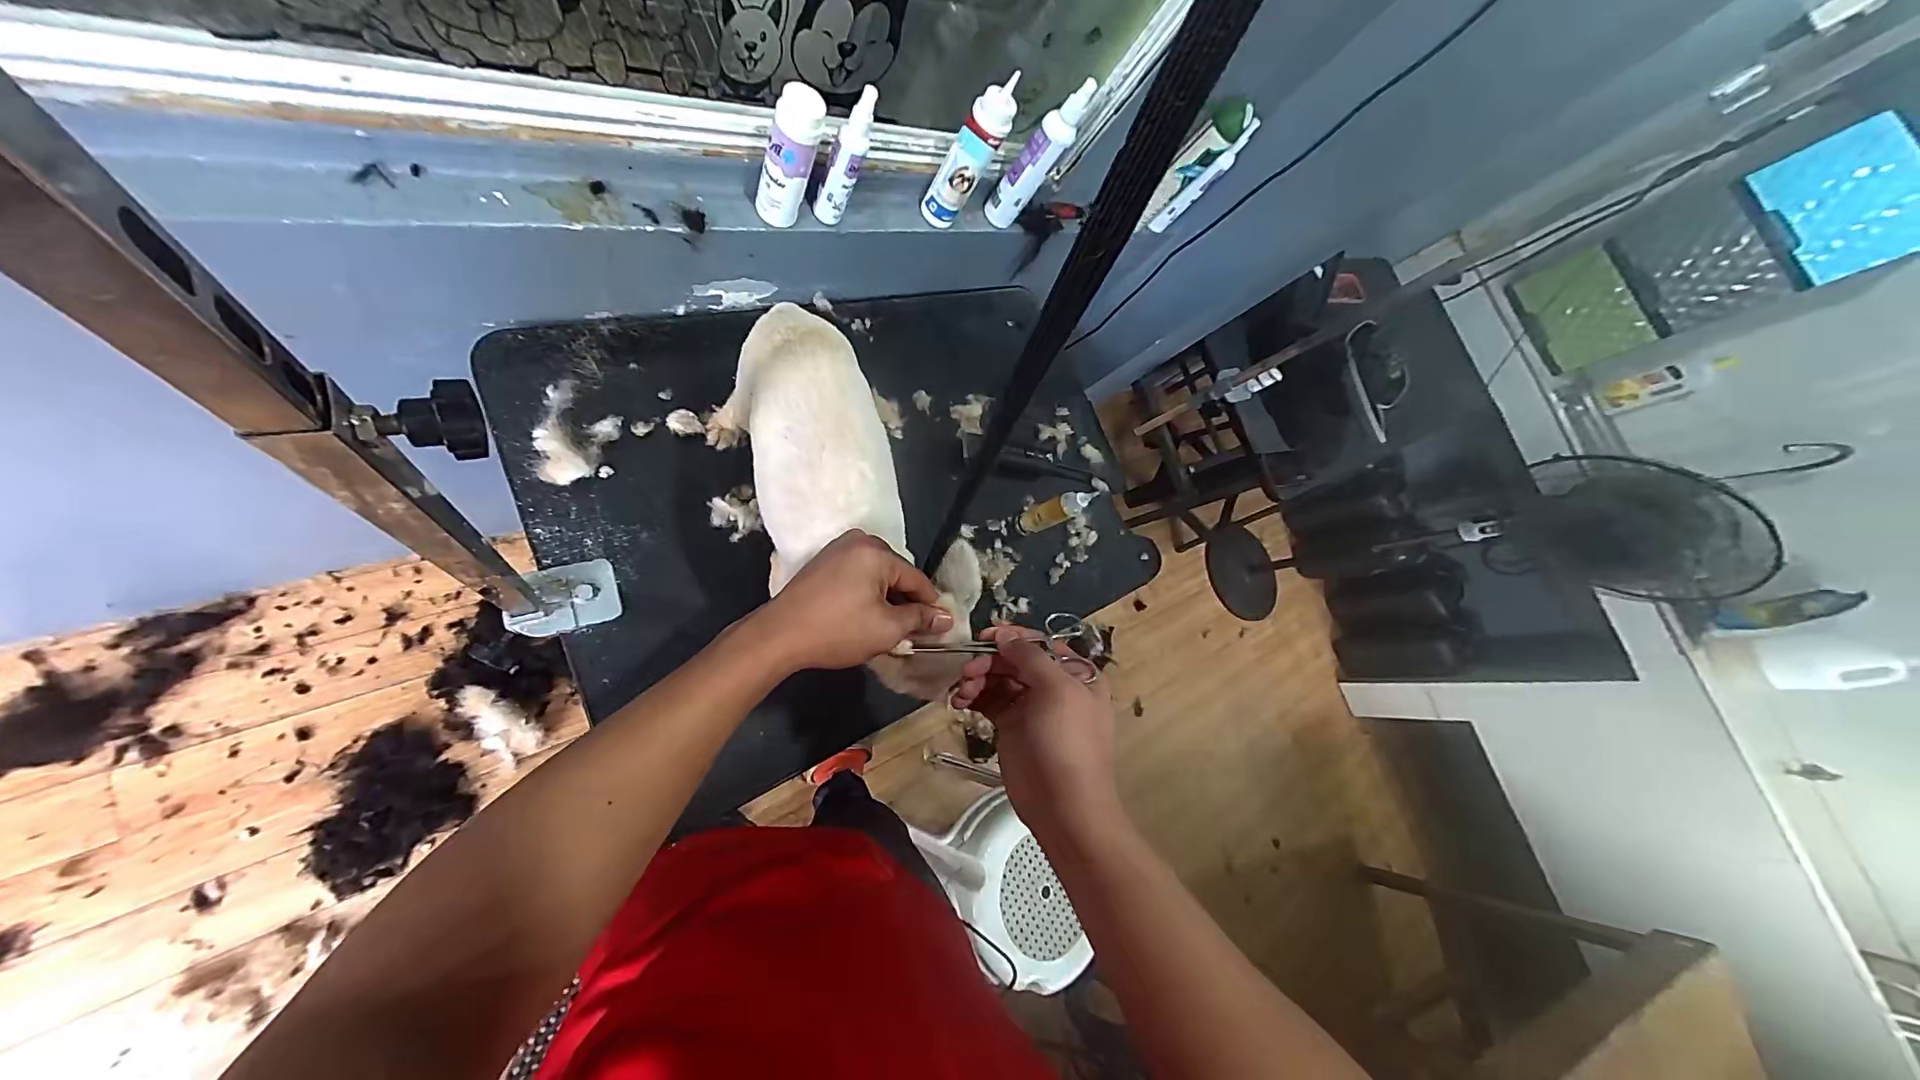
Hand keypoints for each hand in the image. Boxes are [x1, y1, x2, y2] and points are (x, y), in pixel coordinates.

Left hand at [746, 530, 953, 671]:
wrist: (779, 636)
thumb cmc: (835, 631)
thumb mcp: (887, 629)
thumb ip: (920, 619)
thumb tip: (943, 617)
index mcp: (876, 552)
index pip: (917, 580)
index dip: (931, 606)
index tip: (940, 627)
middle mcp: (858, 542)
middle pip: (897, 575)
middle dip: (906, 602)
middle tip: (912, 632)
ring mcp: (837, 550)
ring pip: (877, 576)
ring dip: (886, 600)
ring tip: (888, 629)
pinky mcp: (823, 563)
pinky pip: (857, 575)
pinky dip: (866, 594)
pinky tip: (865, 618)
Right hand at [949, 625, 1124, 847]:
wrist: (1064, 806)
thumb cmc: (1067, 743)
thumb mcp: (1057, 690)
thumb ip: (1031, 656)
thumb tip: (1006, 635)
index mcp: (1076, 674)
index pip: (1041, 643)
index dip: (1013, 637)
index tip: (984, 636)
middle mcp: (1055, 687)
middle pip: (1016, 660)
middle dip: (990, 662)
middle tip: (967, 671)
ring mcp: (1032, 708)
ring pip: (1000, 679)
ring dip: (978, 679)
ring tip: (962, 691)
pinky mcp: (1012, 727)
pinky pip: (991, 701)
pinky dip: (974, 697)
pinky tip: (960, 702)